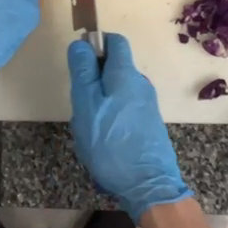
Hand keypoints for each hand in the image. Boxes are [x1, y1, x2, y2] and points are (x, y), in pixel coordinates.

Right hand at [67, 34, 192, 219]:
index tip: (79, 63)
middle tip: (79, 104)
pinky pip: (123, 109)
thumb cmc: (110, 143)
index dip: (95, 43)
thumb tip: (81, 43)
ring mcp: (146, 106)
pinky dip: (109, 117)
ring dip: (99, 102)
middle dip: (92, 80)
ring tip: (88, 128)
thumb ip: (83, 72)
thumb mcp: (86, 105)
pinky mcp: (147, 124)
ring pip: (116, 91)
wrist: (148, 185)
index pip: (115, 41)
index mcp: (126, 74)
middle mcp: (140, 85)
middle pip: (113, 67)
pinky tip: (102, 140)